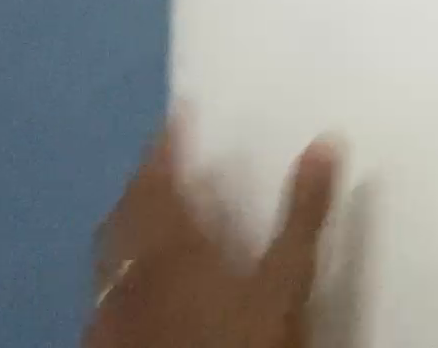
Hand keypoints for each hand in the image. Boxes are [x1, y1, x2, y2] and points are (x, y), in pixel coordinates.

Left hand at [84, 126, 337, 347]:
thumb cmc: (246, 333)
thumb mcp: (290, 271)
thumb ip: (305, 208)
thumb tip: (326, 140)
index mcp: (176, 246)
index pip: (161, 183)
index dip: (168, 145)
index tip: (179, 111)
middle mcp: (136, 272)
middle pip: (127, 216)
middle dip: (146, 180)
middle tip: (166, 152)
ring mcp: (117, 309)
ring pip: (112, 252)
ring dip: (133, 219)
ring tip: (158, 203)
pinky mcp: (113, 337)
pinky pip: (111, 284)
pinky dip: (128, 259)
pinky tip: (149, 268)